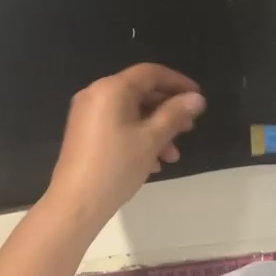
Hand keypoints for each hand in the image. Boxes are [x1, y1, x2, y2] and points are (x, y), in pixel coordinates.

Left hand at [44, 63, 204, 225]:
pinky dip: (137, 138)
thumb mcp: (151, 140)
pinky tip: (153, 163)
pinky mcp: (85, 133)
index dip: (178, 82)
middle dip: (168, 111)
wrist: (76, 202)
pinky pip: (117, 126)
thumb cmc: (116, 167)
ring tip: (172, 156)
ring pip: (131, 113)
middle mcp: (96, 94)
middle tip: (189, 129)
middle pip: (140, 93)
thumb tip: (197, 99)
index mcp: (112, 89)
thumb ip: (175, 115)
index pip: (150, 73)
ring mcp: (87, 114)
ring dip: (155, 130)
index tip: (198, 98)